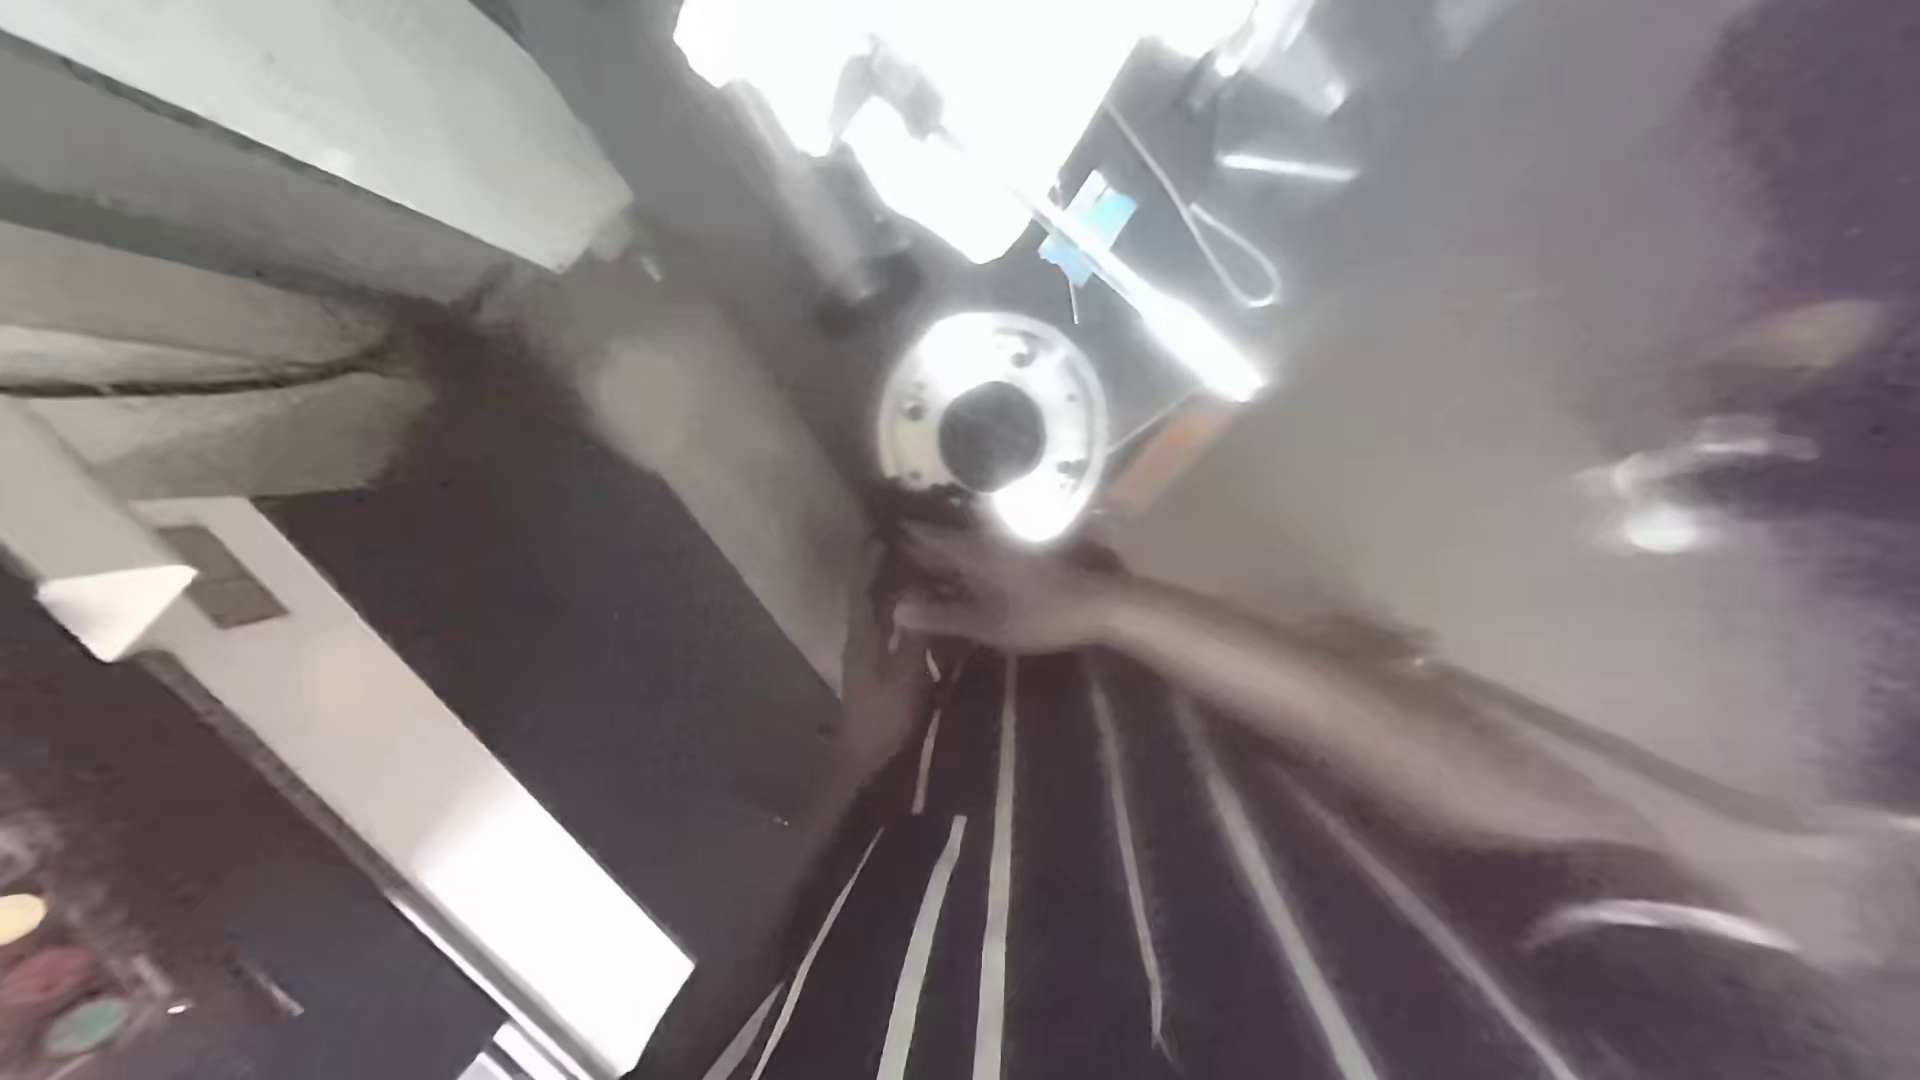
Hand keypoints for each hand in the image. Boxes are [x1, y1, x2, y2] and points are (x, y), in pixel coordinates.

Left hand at [839, 541, 933, 777]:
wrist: (867, 762)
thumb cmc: (886, 717)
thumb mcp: (907, 674)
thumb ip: (915, 633)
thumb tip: (920, 591)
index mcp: (862, 636)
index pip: (861, 588)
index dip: (868, 562)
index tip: (881, 535)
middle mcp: (860, 639)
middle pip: (867, 596)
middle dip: (880, 571)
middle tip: (906, 548)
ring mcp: (866, 655)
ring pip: (877, 613)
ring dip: (890, 591)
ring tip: (915, 572)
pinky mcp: (877, 669)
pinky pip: (887, 630)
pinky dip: (899, 615)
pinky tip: (919, 614)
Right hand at [892, 525, 1114, 653]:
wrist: (1097, 605)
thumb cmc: (1041, 616)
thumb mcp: (988, 624)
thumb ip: (942, 617)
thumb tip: (896, 610)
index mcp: (973, 553)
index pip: (928, 537)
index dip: (903, 535)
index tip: (876, 532)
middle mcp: (984, 544)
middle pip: (943, 540)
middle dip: (917, 545)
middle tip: (887, 551)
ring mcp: (1003, 550)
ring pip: (961, 548)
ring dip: (939, 554)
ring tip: (914, 564)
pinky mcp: (1017, 560)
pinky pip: (977, 556)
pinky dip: (960, 564)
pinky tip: (956, 577)